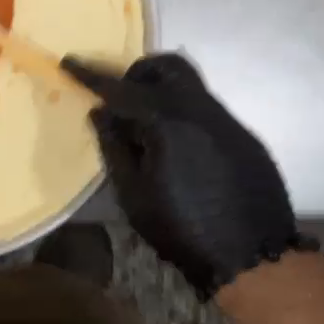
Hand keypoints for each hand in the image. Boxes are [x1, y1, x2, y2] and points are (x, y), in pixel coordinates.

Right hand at [64, 53, 315, 298]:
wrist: (254, 261)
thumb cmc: (181, 228)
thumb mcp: (133, 192)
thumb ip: (114, 145)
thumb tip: (100, 112)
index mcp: (168, 122)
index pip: (120, 88)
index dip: (90, 75)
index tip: (69, 63)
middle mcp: (202, 111)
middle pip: (168, 67)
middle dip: (138, 73)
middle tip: (122, 99)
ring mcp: (229, 123)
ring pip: (190, 87)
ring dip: (163, 94)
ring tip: (147, 130)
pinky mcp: (246, 140)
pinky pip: (207, 112)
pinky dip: (183, 116)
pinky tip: (178, 152)